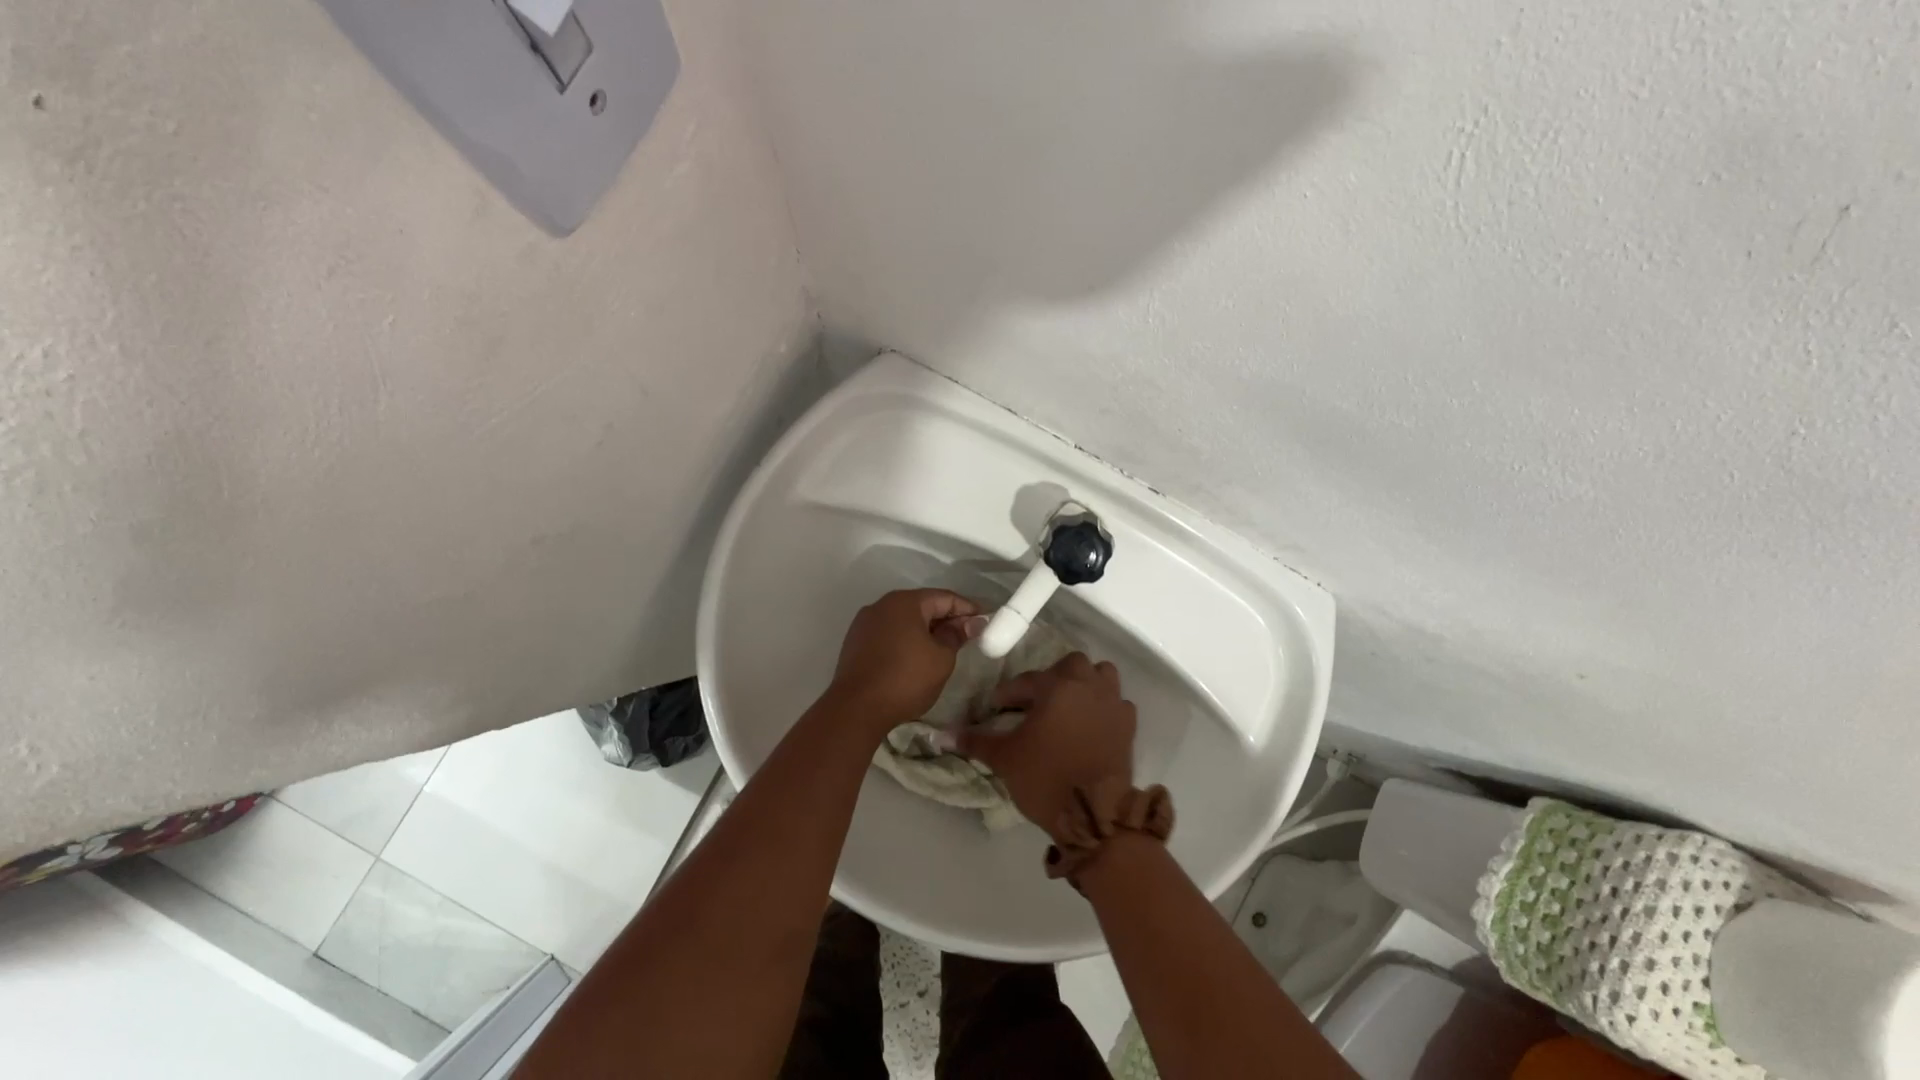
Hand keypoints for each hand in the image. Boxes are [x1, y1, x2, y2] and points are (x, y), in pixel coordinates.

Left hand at [824, 588, 981, 736]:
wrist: (856, 708)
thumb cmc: (905, 679)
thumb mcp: (941, 658)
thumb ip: (956, 636)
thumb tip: (970, 624)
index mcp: (905, 602)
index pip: (944, 598)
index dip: (967, 609)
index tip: (985, 621)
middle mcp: (882, 605)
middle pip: (922, 606)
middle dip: (946, 619)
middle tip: (967, 635)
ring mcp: (865, 623)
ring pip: (903, 620)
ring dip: (925, 630)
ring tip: (943, 647)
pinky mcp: (855, 642)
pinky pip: (888, 633)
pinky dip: (906, 640)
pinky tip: (915, 656)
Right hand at [958, 652, 1136, 840]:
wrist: (1094, 814)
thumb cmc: (1045, 778)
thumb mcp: (1004, 759)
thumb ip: (975, 741)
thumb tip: (940, 735)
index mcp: (1056, 687)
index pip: (1026, 680)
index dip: (1008, 693)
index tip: (996, 707)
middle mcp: (1087, 686)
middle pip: (1070, 665)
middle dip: (1052, 677)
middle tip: (1036, 700)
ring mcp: (1112, 704)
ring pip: (1101, 675)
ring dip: (1084, 683)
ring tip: (1068, 703)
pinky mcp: (1128, 726)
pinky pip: (1117, 702)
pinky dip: (1104, 706)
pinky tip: (1091, 723)